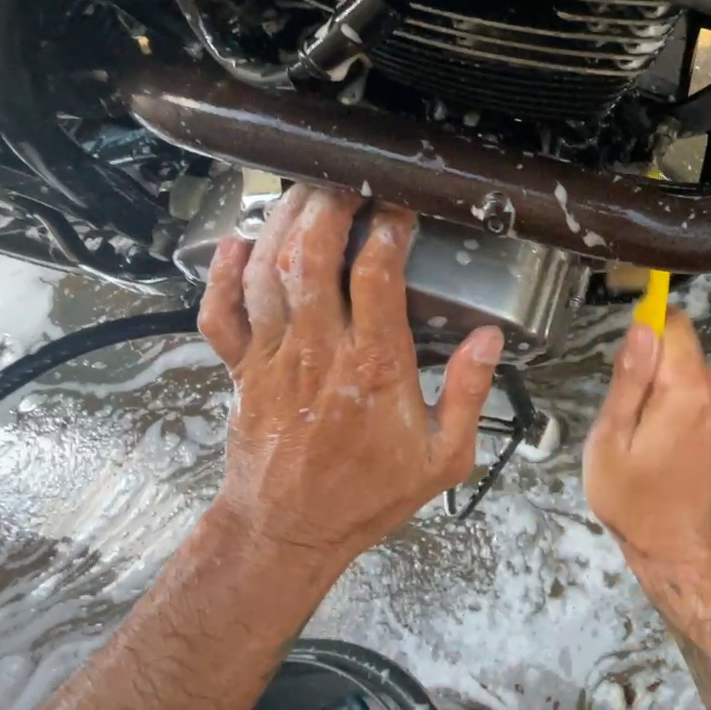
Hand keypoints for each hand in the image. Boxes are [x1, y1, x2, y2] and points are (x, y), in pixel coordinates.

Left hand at [195, 183, 502, 561]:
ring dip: (282, 223)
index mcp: (373, 366)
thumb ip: (470, 394)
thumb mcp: (443, 458)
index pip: (377, 276)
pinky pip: (221, 315)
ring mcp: (273, 358)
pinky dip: (221, 275)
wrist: (289, 533)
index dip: (387, 229)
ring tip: (305, 188)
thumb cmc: (369, 493)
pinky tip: (236, 241)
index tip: (400, 207)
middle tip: (346, 177)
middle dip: (327, 206)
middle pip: (311, 258)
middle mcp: (318, 351)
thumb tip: (489, 337)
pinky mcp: (242, 370)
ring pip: (266, 274)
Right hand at [583, 310, 710, 565]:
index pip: (673, 323)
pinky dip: (675, 396)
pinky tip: (660, 433)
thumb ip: (629, 378)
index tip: (624, 367)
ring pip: (684, 362)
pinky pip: (694, 382)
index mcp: (689, 388)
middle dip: (649, 363)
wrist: (676, 543)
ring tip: (641, 428)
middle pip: (678, 343)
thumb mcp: (611, 438)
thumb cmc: (633, 496)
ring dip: (660, 383)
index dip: (644, 333)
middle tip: (628, 411)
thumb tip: (643, 326)